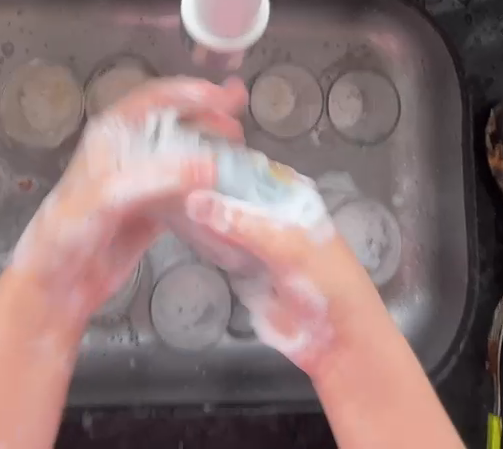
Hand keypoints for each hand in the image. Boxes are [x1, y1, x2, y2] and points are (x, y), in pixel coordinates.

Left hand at [10, 76, 246, 321]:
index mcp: (112, 134)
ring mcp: (143, 179)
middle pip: (174, 120)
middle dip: (207, 112)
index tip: (222, 95)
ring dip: (211, 143)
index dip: (189, 92)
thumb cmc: (68, 232)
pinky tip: (227, 184)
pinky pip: (186, 188)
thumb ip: (156, 178)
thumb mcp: (107, 198)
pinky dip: (207, 182)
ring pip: (183, 151)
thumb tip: (210, 165)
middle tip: (238, 114)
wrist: (56, 286)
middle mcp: (129, 150)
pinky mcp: (153, 209)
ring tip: (239, 145)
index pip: (155, 99)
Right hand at [182, 185, 385, 374]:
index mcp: (292, 198)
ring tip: (165, 199)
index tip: (184, 159)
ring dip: (201, 216)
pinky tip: (177, 229)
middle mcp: (273, 216)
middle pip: (233, 197)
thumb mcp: (286, 246)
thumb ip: (241, 223)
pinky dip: (204, 244)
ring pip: (224, 224)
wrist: (337, 342)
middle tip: (167, 181)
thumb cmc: (325, 282)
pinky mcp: (247, 274)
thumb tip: (194, 200)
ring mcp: (258, 245)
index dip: (220, 166)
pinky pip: (221, 254)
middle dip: (205, 192)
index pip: (251, 171)